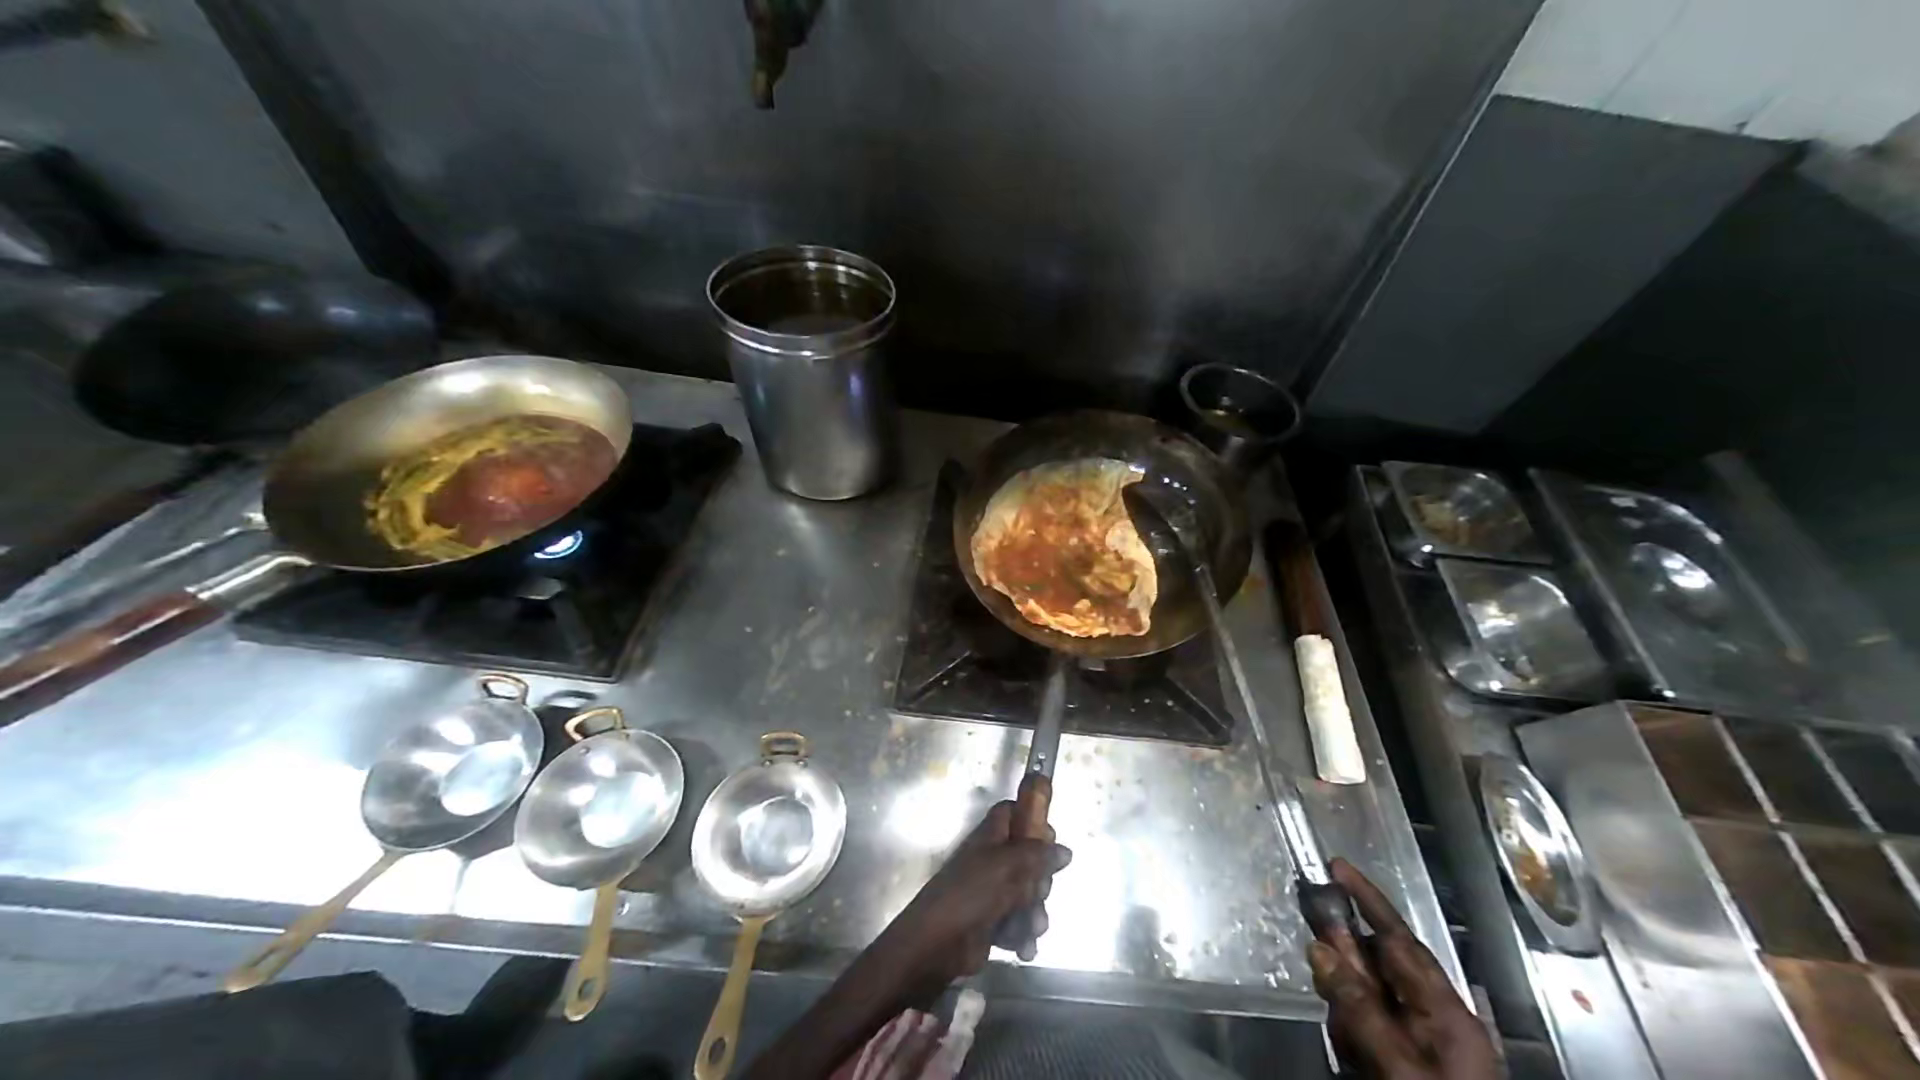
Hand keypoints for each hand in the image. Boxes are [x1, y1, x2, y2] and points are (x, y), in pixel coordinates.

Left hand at [869, 801, 1071, 996]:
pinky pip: (1020, 923)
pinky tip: (1022, 947)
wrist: (938, 943)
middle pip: (1030, 858)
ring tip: (1030, 927)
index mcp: (990, 837)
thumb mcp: (1009, 866)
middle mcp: (992, 860)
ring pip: (1029, 895)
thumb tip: (1065, 851)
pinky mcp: (992, 923)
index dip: (1032, 817)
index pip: (1012, 812)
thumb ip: (1039, 855)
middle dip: (1041, 879)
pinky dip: (1023, 936)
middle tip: (1038, 890)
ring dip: (1034, 913)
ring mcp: (992, 892)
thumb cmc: (971, 893)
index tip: (1050, 835)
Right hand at [1309, 858, 1497, 1079]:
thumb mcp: (1394, 1063)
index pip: (1399, 938)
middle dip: (1346, 963)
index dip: (1367, 899)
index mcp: (1445, 1010)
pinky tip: (1355, 1056)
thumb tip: (1318, 947)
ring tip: (1351, 1049)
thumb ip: (1357, 1005)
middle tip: (1322, 970)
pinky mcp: (1415, 1059)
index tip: (1336, 865)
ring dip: (1348, 1011)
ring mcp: (1430, 1040)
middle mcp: (1440, 1016)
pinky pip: (1375, 1028)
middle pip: (1381, 965)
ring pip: (1372, 998)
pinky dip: (1355, 1035)